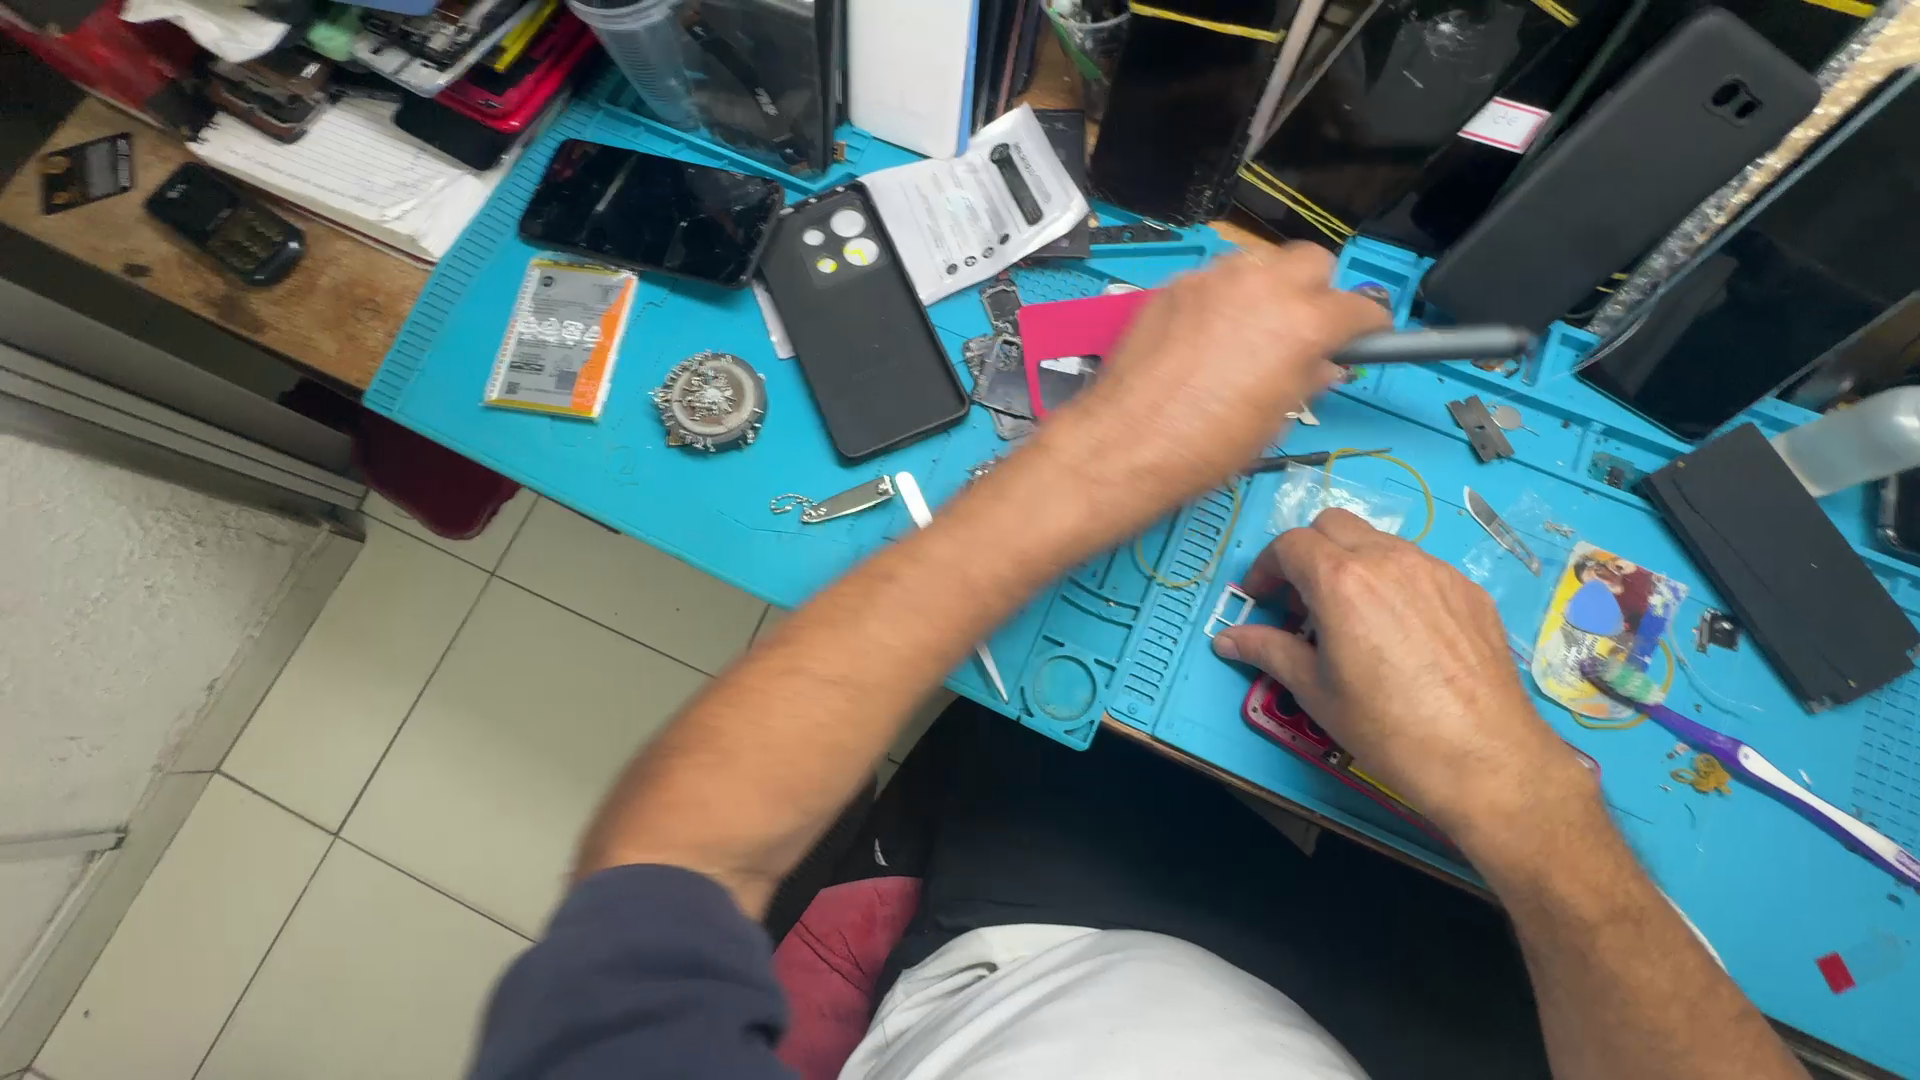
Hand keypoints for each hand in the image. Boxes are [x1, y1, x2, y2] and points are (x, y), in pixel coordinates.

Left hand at [1031, 244, 1389, 539]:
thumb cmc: (1203, 447)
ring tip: (1246, 335)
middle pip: (1311, 263)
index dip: (1363, 327)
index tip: (1358, 339)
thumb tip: (1321, 366)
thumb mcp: (1273, 421)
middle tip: (1297, 332)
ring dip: (1263, 290)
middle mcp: (1261, 286)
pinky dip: (1218, 300)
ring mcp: (1212, 280)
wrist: (1125, 443)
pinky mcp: (1172, 287)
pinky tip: (1202, 339)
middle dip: (1313, 293)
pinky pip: (1211, 281)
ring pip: (1258, 264)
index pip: (1360, 307)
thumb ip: (1306, 380)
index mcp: (1302, 323)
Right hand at [1210, 510, 1598, 852]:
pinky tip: (1397, 629)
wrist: (1485, 758)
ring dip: (1350, 561)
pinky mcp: (1468, 590)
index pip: (1290, 544)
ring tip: (1349, 614)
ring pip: (1378, 540)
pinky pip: (1418, 565)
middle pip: (1332, 524)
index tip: (1262, 598)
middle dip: (1306, 551)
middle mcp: (1388, 560)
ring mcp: (1435, 571)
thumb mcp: (1313, 689)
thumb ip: (1267, 650)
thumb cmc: (1385, 726)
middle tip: (1301, 598)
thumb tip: (1225, 640)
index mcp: (1341, 581)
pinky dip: (1392, 579)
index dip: (1266, 567)